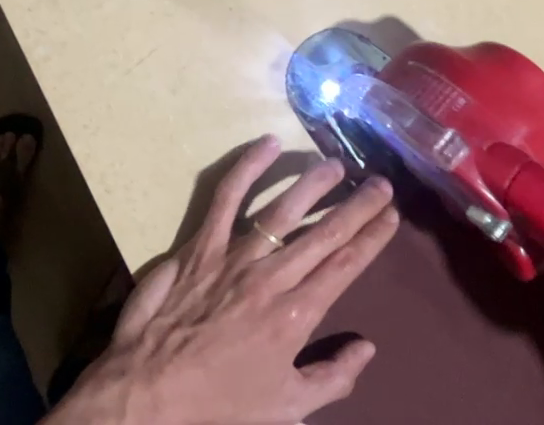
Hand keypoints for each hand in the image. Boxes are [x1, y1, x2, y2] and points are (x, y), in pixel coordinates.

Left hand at [48, 135, 399, 424]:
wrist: (152, 391)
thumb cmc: (220, 404)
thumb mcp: (286, 408)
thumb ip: (332, 378)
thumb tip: (367, 348)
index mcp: (296, 316)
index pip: (345, 266)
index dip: (372, 238)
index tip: (391, 216)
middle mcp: (272, 278)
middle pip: (324, 233)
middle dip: (357, 206)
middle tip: (381, 183)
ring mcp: (235, 256)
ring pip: (282, 210)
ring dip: (313, 184)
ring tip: (336, 165)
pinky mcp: (201, 244)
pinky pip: (227, 197)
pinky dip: (248, 167)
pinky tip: (268, 144)